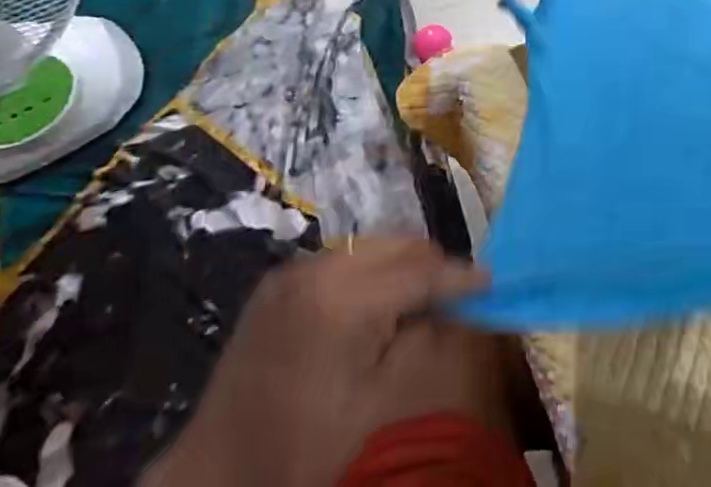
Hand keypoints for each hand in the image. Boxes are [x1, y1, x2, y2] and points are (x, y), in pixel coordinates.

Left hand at [142, 239, 489, 486]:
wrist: (217, 477)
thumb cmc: (309, 449)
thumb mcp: (386, 403)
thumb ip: (433, 338)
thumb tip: (458, 304)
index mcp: (341, 295)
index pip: (423, 269)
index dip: (462, 278)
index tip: (493, 284)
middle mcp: (314, 269)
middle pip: (399, 246)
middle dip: (433, 269)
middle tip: (455, 302)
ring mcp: (290, 274)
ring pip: (373, 249)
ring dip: (403, 271)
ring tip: (418, 307)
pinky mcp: (277, 286)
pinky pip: (345, 262)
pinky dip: (372, 276)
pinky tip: (375, 312)